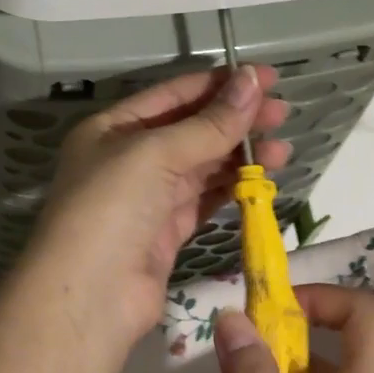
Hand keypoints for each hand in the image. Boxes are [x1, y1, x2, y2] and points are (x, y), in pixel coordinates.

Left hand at [20, 65, 290, 345]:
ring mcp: (146, 197)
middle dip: (235, 120)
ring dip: (240, 156)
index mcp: (111, 128)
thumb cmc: (112, 207)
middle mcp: (126, 158)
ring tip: (284, 149)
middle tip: (283, 113)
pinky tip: (263, 180)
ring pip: (201, 165)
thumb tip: (253, 79)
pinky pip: (204, 199)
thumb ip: (209, 123)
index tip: (266, 78)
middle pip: (189, 129)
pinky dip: (233, 188)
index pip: (172, 96)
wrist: (89, 295)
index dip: (218, 85)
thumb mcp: (156, 153)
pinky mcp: (165, 232)